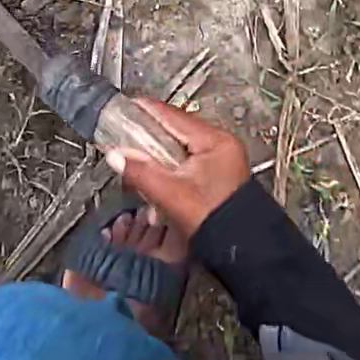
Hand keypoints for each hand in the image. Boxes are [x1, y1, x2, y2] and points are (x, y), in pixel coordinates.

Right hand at [107, 98, 251, 238]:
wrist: (243, 252)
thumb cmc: (217, 221)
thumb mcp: (171, 194)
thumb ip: (141, 172)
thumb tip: (117, 156)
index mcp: (216, 141)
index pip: (174, 116)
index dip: (148, 111)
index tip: (127, 107)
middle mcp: (222, 145)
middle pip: (177, 130)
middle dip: (150, 134)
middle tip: (126, 133)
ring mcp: (221, 160)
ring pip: (181, 146)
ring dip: (158, 152)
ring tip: (137, 153)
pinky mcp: (217, 174)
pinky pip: (187, 160)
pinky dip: (169, 164)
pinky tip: (155, 172)